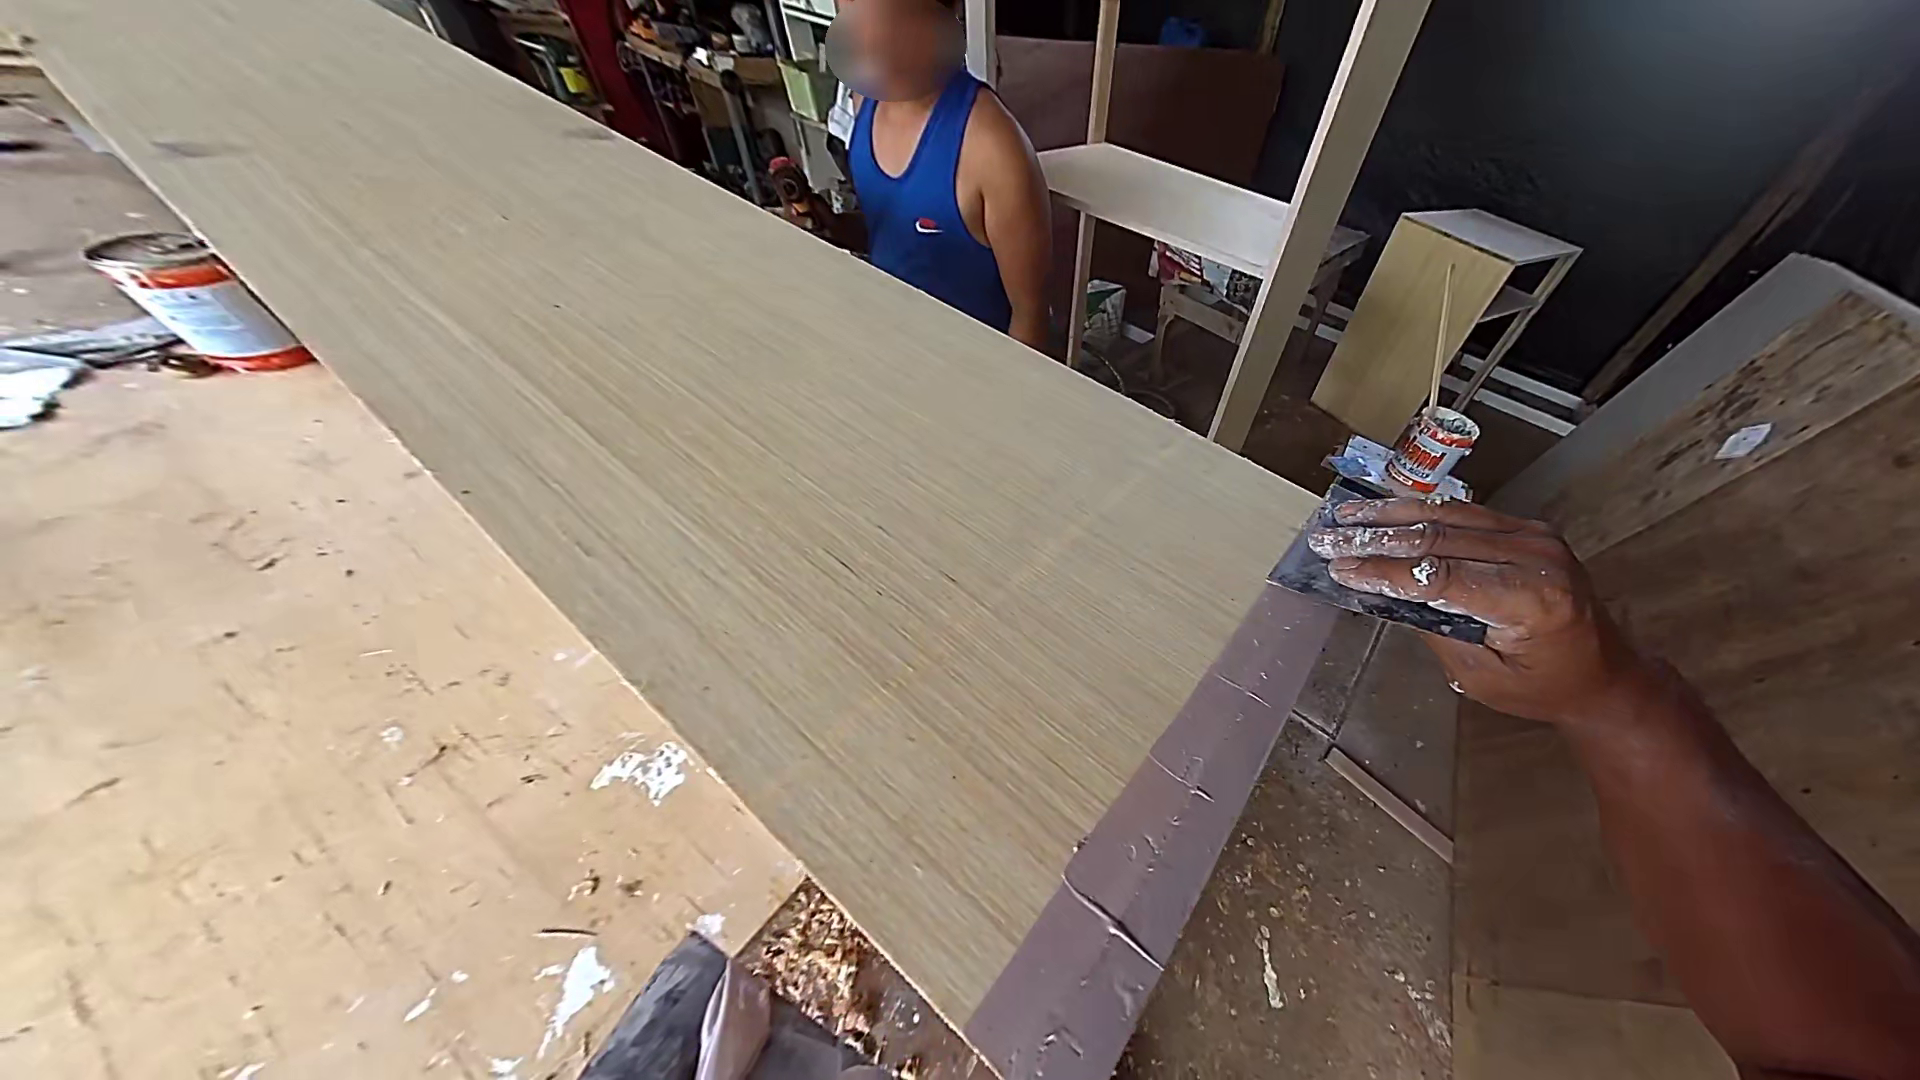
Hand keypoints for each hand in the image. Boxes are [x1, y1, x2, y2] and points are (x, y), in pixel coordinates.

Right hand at [1306, 498, 1655, 726]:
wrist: (1604, 673)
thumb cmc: (1541, 684)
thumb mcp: (1477, 674)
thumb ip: (1432, 626)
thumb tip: (1380, 590)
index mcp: (1532, 600)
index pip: (1438, 575)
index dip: (1382, 570)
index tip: (1339, 568)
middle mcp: (1537, 559)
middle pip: (1436, 538)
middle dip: (1373, 539)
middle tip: (1327, 540)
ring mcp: (1534, 537)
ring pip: (1445, 515)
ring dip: (1387, 515)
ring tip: (1344, 517)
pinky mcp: (1524, 529)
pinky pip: (1461, 512)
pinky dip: (1415, 510)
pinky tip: (1381, 509)